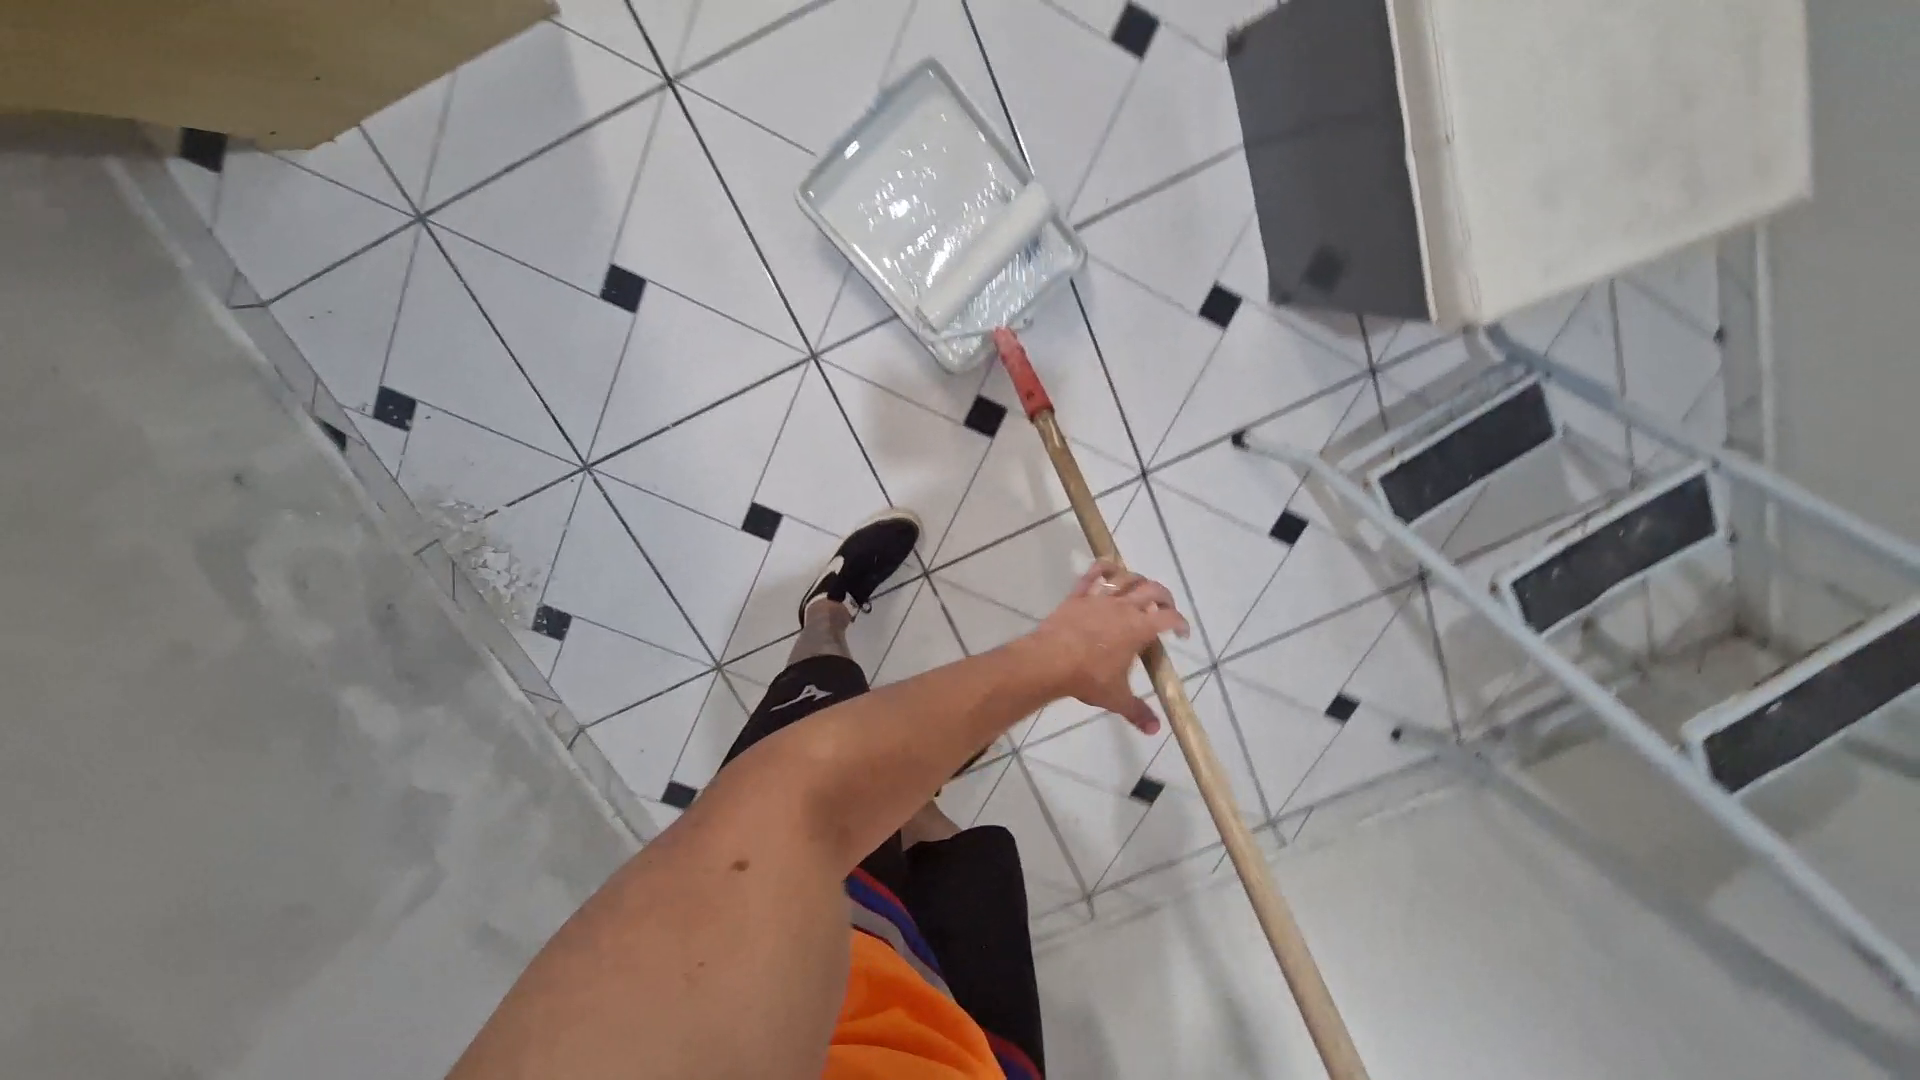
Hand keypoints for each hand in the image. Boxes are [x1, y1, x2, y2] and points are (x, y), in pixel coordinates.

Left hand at [1029, 560, 1190, 734]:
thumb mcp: (1116, 697)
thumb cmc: (1087, 677)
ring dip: (1138, 579)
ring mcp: (1099, 599)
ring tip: (1141, 587)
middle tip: (1166, 608)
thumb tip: (1154, 729)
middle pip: (1153, 590)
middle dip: (1165, 596)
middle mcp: (1123, 608)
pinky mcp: (1077, 596)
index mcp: (1139, 629)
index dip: (1180, 623)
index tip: (1182, 633)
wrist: (1050, 661)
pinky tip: (1108, 569)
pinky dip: (1103, 567)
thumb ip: (1137, 711)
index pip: (1169, 619)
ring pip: (1125, 578)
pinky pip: (1092, 575)